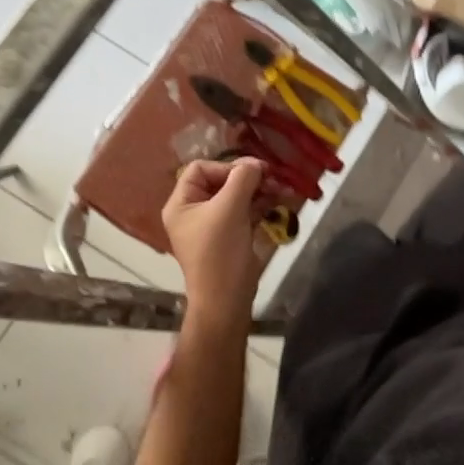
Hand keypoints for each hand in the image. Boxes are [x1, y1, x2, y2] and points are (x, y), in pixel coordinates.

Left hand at [163, 158, 266, 325]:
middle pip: (221, 180)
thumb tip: (256, 164)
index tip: (251, 173)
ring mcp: (213, 223)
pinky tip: (279, 199)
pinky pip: (245, 209)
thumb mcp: (230, 207)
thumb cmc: (220, 251)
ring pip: (237, 194)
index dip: (226, 167)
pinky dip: (261, 203)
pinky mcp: (231, 234)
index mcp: (181, 203)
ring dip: (259, 188)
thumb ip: (242, 178)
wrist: (227, 300)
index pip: (201, 168)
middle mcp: (194, 210)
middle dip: (248, 177)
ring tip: (282, 187)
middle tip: (273, 177)